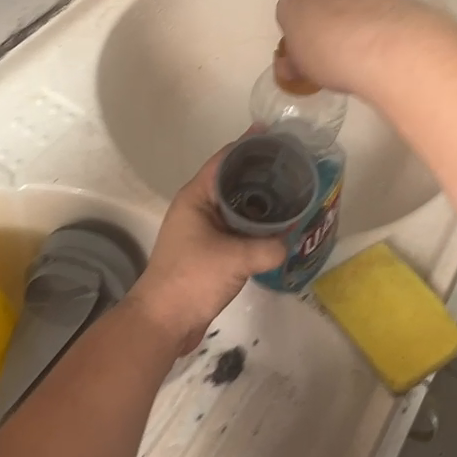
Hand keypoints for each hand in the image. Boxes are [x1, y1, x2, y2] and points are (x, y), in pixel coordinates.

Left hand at [129, 143, 287, 353]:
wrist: (163, 322)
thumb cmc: (191, 279)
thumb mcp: (235, 259)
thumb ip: (268, 247)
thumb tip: (288, 242)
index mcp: (197, 196)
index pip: (226, 159)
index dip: (250, 144)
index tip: (277, 134)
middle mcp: (199, 207)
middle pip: (234, 180)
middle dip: (261, 172)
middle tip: (294, 166)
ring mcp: (203, 230)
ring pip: (237, 205)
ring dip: (261, 201)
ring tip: (292, 194)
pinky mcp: (210, 250)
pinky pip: (238, 228)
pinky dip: (257, 225)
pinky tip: (278, 228)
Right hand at [275, 0, 456, 97]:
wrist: (378, 42)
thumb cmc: (330, 57)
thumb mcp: (305, 71)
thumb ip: (294, 65)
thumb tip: (289, 67)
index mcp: (290, 2)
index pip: (288, 16)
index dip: (300, 37)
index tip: (311, 54)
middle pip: (316, 0)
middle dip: (322, 19)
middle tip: (333, 49)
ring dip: (348, 14)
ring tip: (361, 45)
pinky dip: (371, 12)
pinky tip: (379, 36)